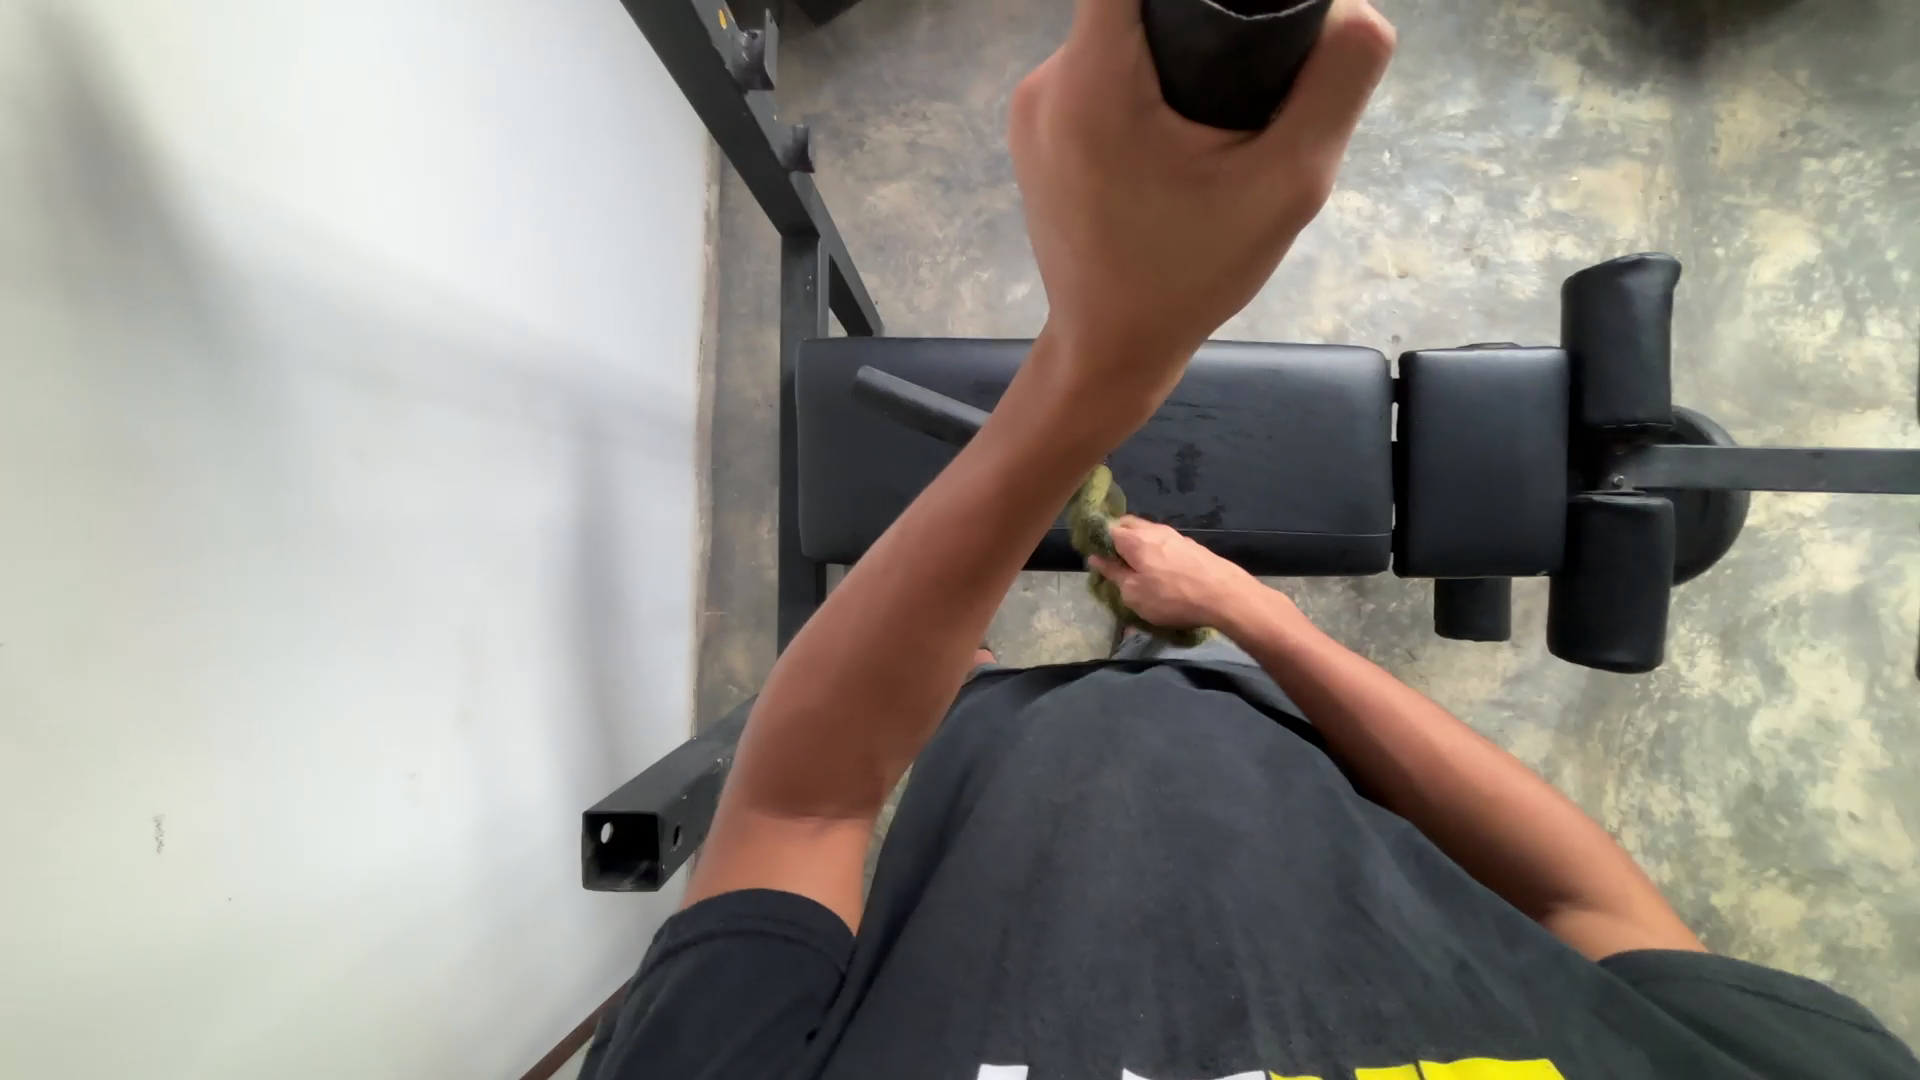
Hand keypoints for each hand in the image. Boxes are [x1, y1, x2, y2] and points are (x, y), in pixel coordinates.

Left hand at [1009, 0, 1394, 417]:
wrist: (1109, 349)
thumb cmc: (1187, 281)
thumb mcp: (1287, 187)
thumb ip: (1337, 78)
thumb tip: (1352, 10)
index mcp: (1091, 83)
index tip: (1246, 12)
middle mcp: (1046, 82)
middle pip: (1139, 1)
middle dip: (1203, 26)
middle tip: (1243, 95)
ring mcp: (1031, 110)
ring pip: (1121, 39)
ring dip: (1175, 61)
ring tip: (1210, 130)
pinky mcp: (1033, 137)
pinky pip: (1098, 77)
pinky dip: (1143, 90)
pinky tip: (1172, 145)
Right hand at [1088, 516, 1287, 629]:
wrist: (1225, 595)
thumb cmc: (1171, 596)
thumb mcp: (1133, 593)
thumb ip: (1112, 573)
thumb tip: (1096, 558)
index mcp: (1133, 538)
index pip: (1105, 528)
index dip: (1095, 540)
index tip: (1093, 556)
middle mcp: (1153, 529)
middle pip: (1127, 526)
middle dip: (1115, 539)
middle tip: (1111, 562)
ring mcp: (1175, 535)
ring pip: (1146, 533)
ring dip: (1136, 546)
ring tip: (1135, 569)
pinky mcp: (1191, 546)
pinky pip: (1163, 543)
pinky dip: (1154, 552)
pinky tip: (1159, 570)